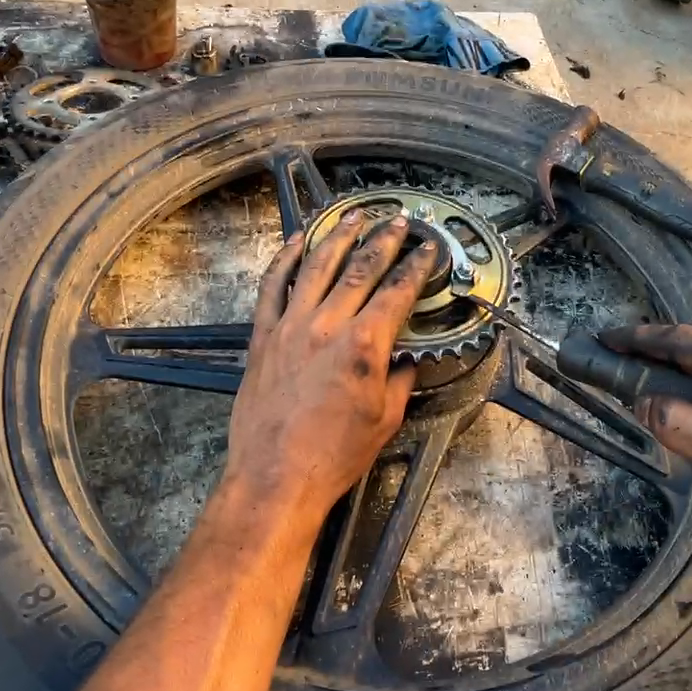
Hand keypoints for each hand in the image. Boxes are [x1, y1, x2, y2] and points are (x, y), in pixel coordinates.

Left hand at [223, 212, 437, 524]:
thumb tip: (409, 355)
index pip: (397, 292)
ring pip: (316, 266)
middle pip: (360, 268)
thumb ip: (401, 377)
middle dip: (384, 240)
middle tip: (398, 221)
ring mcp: (290, 325)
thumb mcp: (386, 418)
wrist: (275, 476)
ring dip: (338, 236)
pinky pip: (272, 286)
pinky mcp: (263, 334)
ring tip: (354, 214)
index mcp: (364, 345)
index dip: (417, 266)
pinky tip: (296, 241)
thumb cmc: (336, 454)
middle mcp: (327, 325)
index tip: (428, 249)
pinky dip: (284, 259)